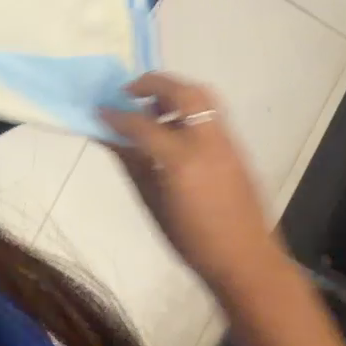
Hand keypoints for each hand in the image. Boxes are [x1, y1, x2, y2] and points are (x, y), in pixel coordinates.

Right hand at [101, 73, 287, 295]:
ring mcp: (227, 142)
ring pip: (202, 96)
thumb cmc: (191, 239)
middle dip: (152, 84)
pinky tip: (172, 128)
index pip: (140, 124)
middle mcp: (207, 142)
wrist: (247, 261)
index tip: (98, 111)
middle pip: (181, 92)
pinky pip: (211, 112)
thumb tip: (107, 135)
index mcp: (181, 160)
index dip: (115, 115)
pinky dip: (188, 107)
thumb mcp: (152, 202)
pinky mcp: (237, 148)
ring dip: (173, 91)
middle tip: (128, 93)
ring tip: (151, 106)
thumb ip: (130, 162)